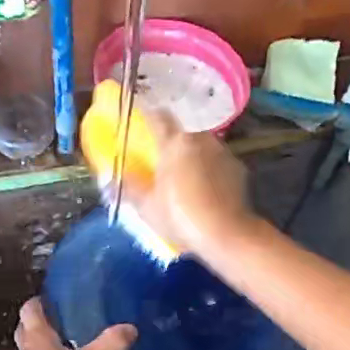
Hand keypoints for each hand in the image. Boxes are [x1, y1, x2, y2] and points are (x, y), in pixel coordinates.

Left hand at [10, 298, 134, 349]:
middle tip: (62, 321)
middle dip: (41, 324)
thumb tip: (131, 327)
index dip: (40, 301)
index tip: (54, 298)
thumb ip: (111, 344)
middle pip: (26, 330)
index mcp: (37, 338)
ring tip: (70, 349)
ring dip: (46, 349)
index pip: (30, 309)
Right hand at [140, 109, 256, 254]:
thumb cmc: (180, 217)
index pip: (158, 116)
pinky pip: (218, 163)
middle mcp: (201, 139)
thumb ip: (130, 189)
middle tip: (162, 154)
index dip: (147, 115)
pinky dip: (210, 170)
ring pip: (203, 145)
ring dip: (193, 153)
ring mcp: (223, 152)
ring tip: (185, 173)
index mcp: (174, 142)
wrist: (226, 234)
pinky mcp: (238, 169)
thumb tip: (110, 181)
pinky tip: (206, 189)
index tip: (141, 120)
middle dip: (172, 138)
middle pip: (182, 129)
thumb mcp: (147, 207)